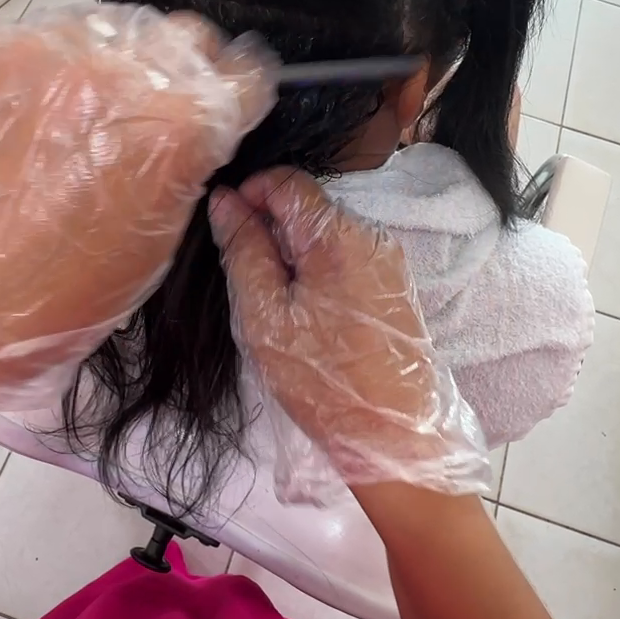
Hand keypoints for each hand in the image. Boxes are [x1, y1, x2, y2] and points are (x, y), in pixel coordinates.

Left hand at [0, 4, 276, 413]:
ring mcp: (42, 54)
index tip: (229, 102)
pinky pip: (44, 40)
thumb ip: (187, 164)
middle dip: (188, 69)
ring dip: (121, 62)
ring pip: (115, 27)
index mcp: (175, 130)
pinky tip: (36, 116)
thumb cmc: (65, 296)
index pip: (244, 76)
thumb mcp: (159, 239)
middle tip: (162, 104)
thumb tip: (197, 121)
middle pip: (184, 35)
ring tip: (93, 110)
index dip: (241, 93)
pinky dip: (54, 70)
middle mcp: (117, 75)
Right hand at [208, 168, 490, 499]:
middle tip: (246, 274)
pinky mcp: (394, 284)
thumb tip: (224, 200)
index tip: (227, 227)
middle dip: (270, 226)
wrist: (395, 437)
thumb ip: (244, 250)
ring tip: (274, 300)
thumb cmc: (322, 379)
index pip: (288, 181)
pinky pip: (345, 256)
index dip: (250, 192)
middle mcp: (372, 236)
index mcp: (340, 236)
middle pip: (308, 206)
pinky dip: (316, 268)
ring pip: (325, 232)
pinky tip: (304, 310)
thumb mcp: (266, 316)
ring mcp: (388, 260)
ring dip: (292, 251)